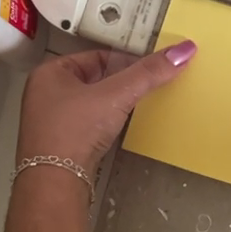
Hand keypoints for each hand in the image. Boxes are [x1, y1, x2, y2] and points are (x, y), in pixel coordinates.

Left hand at [16, 40, 196, 170]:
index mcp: (51, 72)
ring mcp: (51, 120)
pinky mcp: (60, 144)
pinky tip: (120, 129)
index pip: (96, 57)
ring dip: (114, 104)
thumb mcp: (116, 96)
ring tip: (137, 107)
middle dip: (121, 84)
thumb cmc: (76, 130)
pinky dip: (106, 123)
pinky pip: (89, 124)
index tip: (149, 70)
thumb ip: (148, 73)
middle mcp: (46, 93)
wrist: (55, 181)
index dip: (126, 61)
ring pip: (92, 102)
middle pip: (95, 79)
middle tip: (148, 87)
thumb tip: (184, 50)